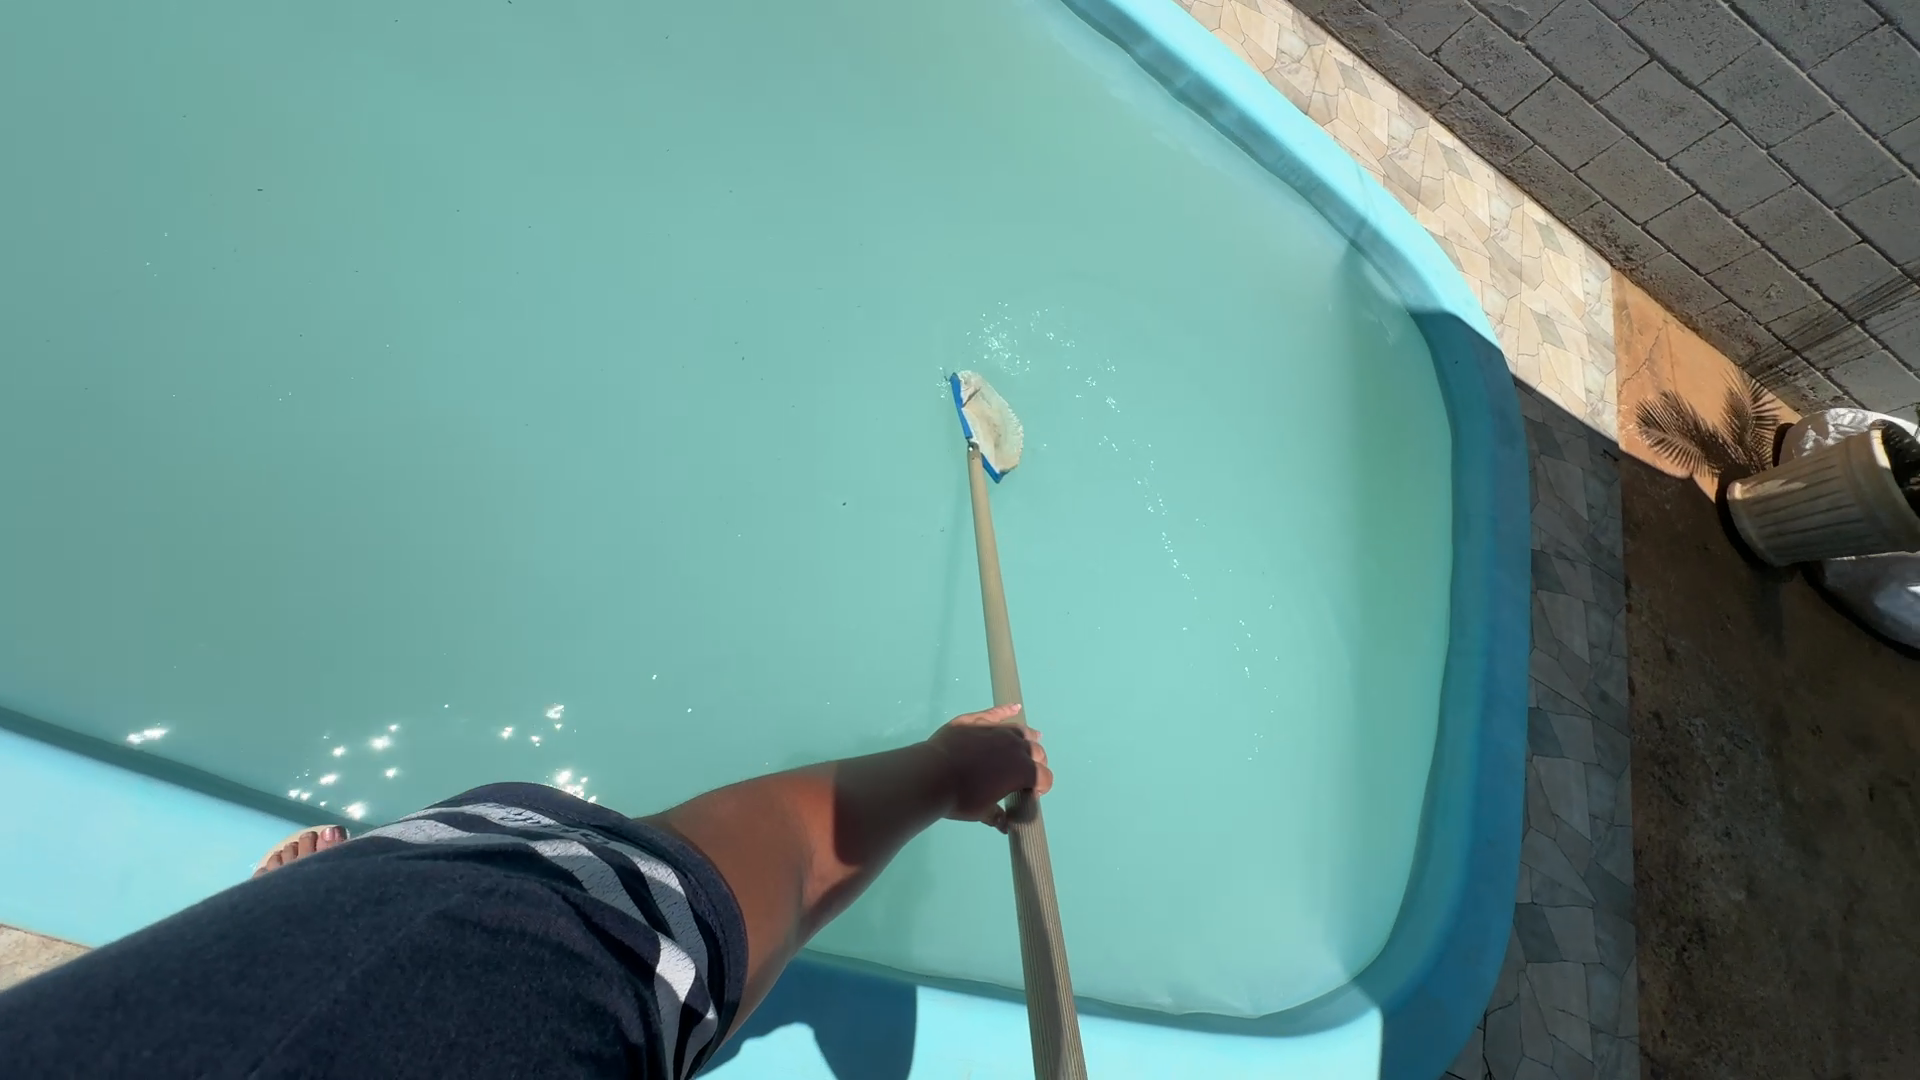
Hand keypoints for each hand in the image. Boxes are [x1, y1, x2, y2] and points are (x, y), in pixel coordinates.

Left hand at [925, 703, 1051, 831]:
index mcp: (1022, 771)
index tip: (1031, 793)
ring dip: (1028, 738)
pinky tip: (1015, 707)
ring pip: (1020, 731)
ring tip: (1032, 740)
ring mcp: (996, 731)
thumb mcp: (982, 813)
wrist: (934, 775)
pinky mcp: (977, 721)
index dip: (1042, 786)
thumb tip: (1004, 824)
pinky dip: (1007, 709)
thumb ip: (997, 816)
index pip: (1044, 777)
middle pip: (1036, 752)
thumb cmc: (961, 798)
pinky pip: (997, 713)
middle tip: (1025, 772)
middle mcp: (1015, 747)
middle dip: (1036, 762)